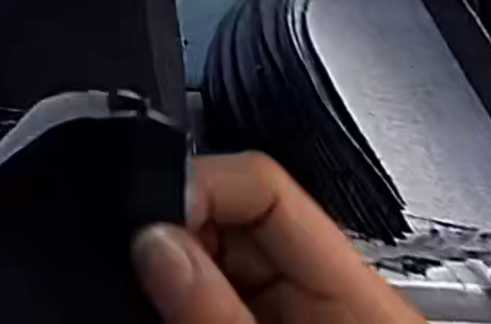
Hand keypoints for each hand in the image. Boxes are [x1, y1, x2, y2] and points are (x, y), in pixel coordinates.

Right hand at [130, 153, 425, 323]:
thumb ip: (216, 310)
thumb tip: (151, 236)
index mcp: (358, 292)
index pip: (264, 182)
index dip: (199, 181)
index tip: (145, 213)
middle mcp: (325, 292)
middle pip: (227, 212)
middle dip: (171, 228)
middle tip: (132, 263)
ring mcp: (291, 311)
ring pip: (207, 251)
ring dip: (165, 262)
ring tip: (140, 286)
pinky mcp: (260, 321)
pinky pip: (206, 285)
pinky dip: (172, 291)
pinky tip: (153, 301)